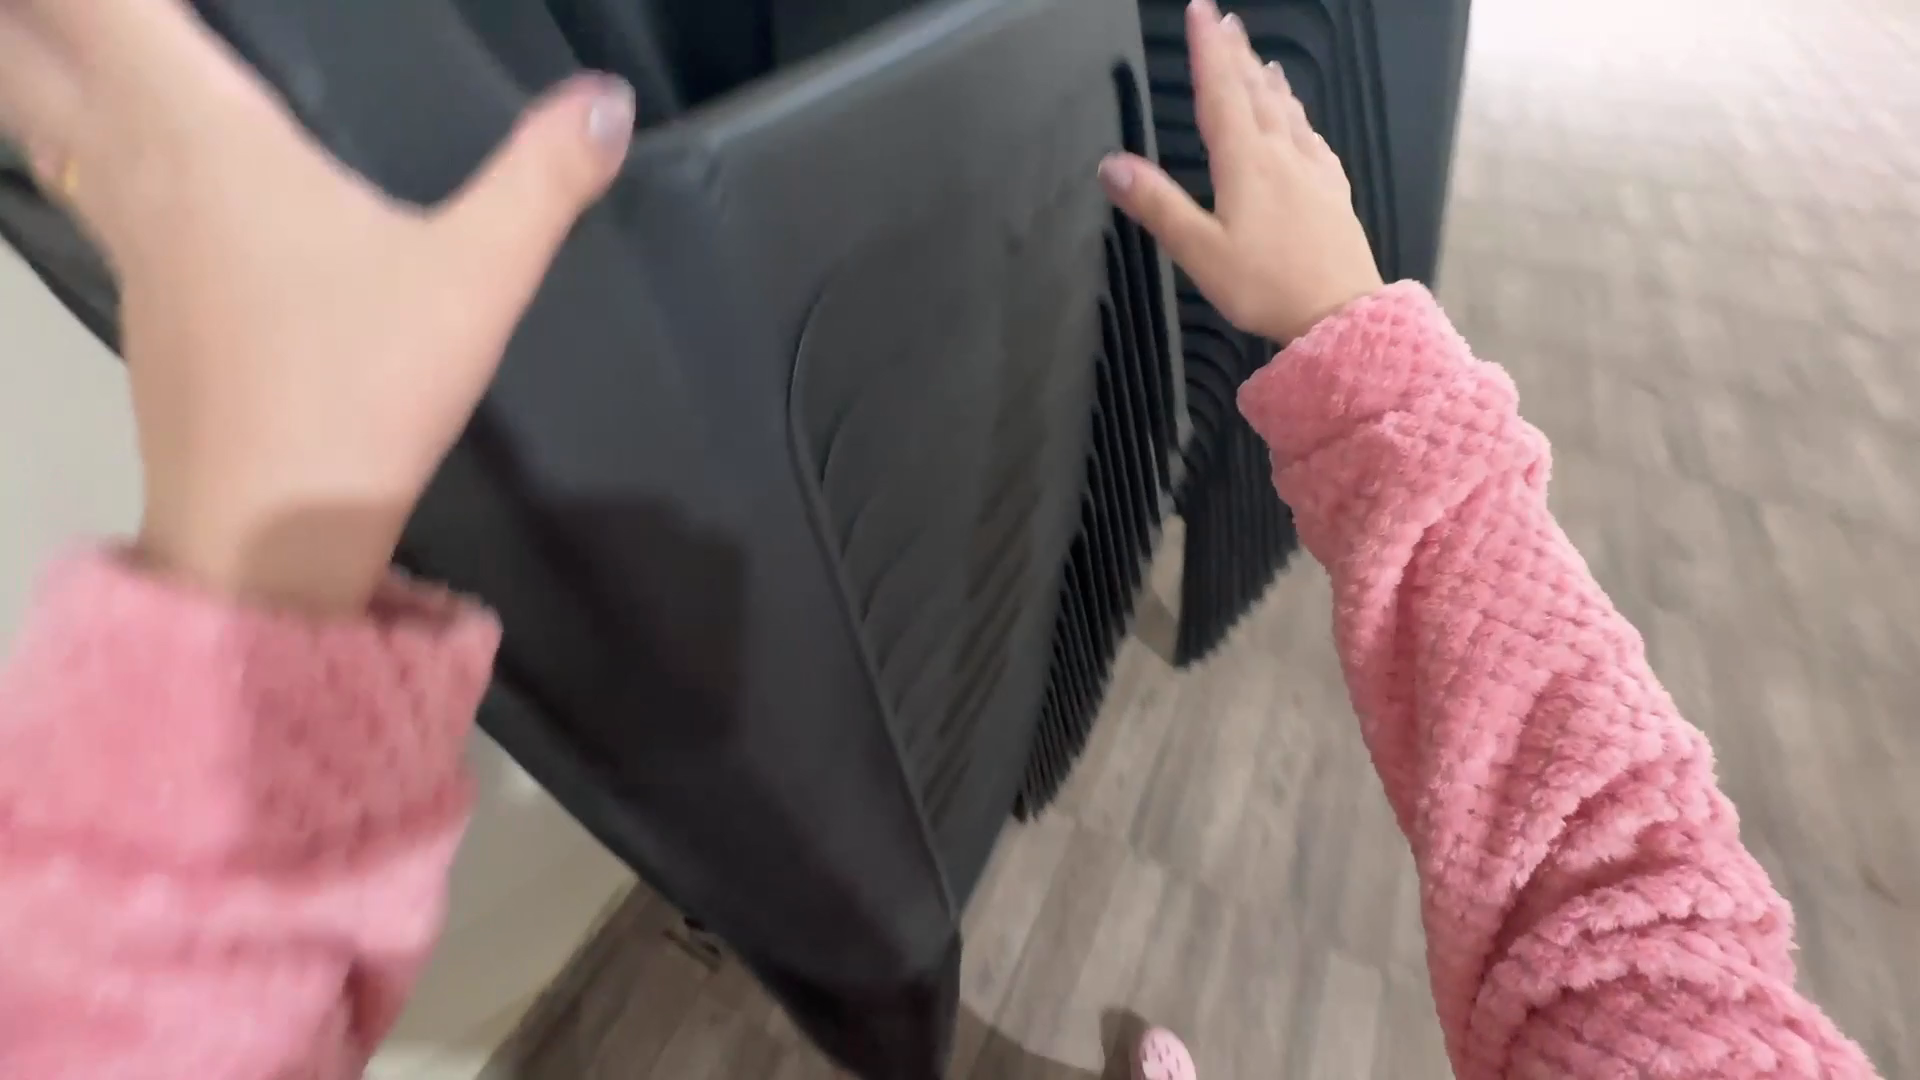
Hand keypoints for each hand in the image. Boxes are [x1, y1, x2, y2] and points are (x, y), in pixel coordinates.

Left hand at [0, 2, 634, 612]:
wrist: (275, 517)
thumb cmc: (368, 380)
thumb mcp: (480, 276)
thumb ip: (543, 182)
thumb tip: (610, 101)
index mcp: (200, 131)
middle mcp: (132, 164)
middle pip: (22, 34)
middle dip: (52, 8)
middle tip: (133, 14)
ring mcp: (126, 236)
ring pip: (31, 106)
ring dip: (41, 52)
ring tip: (95, 40)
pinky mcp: (147, 296)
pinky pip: (83, 176)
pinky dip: (87, 131)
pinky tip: (157, 160)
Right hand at [1099, 0, 1382, 342]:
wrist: (1337, 311)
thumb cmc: (1262, 285)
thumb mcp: (1198, 250)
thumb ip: (1157, 205)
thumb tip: (1112, 165)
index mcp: (1245, 162)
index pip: (1221, 93)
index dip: (1207, 51)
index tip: (1201, 10)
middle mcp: (1282, 154)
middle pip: (1256, 93)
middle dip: (1237, 56)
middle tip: (1227, 22)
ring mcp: (1312, 170)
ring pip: (1288, 112)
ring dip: (1268, 81)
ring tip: (1260, 61)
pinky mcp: (1332, 192)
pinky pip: (1313, 139)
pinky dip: (1300, 118)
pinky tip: (1301, 122)